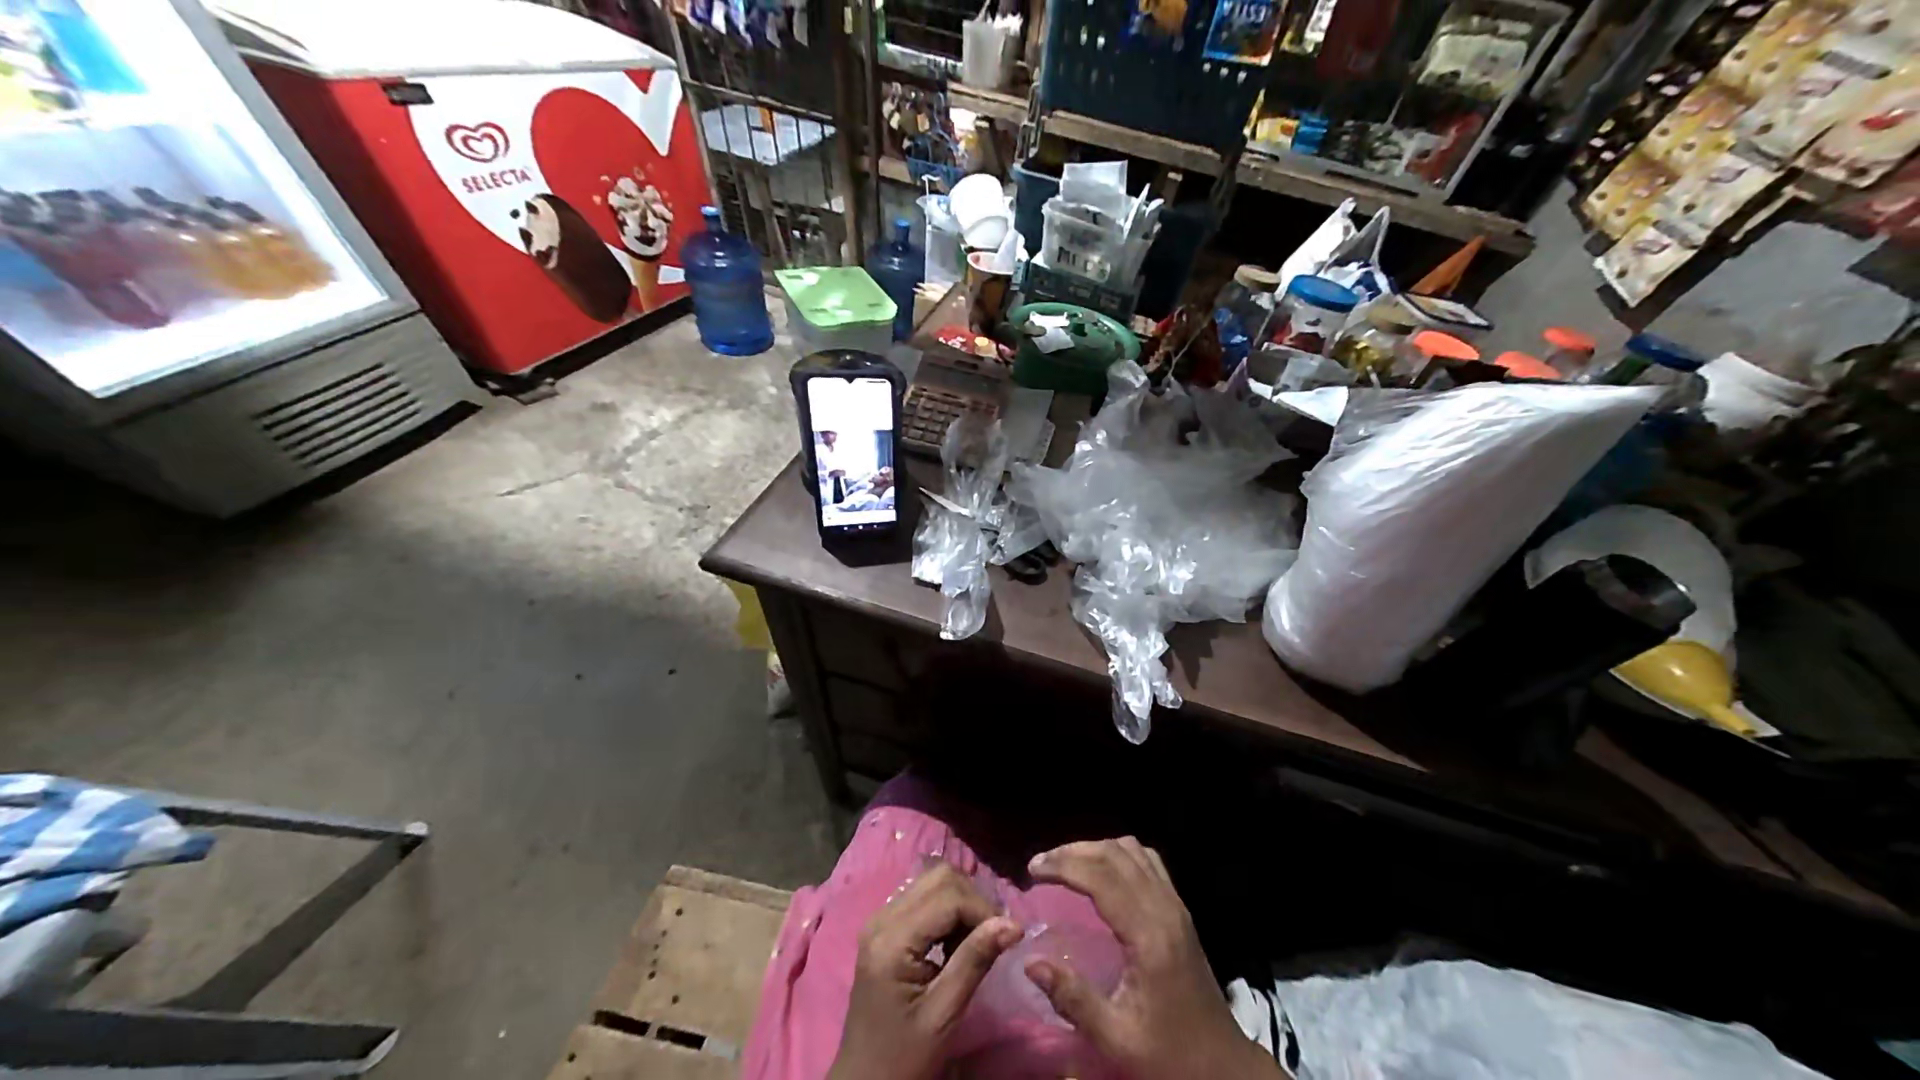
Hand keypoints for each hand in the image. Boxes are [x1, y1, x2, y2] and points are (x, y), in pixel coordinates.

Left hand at [827, 862, 1021, 1079]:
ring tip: (975, 942)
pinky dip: (947, 911)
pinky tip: (955, 943)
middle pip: (939, 877)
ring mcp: (880, 919)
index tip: (1010, 938)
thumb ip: (975, 961)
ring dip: (962, 903)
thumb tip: (1014, 924)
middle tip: (993, 938)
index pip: (948, 896)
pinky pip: (923, 898)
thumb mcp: (944, 1013)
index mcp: (891, 938)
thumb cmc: (904, 1057)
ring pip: (932, 881)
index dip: (984, 910)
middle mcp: (881, 917)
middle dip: (974, 900)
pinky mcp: (884, 928)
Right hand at [1027, 838, 1287, 1079]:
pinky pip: (1148, 862)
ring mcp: (1177, 906)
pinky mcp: (1180, 910)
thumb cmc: (1169, 1053)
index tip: (1032, 870)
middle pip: (1116, 853)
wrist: (1224, 1066)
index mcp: (1150, 935)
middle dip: (1073, 851)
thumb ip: (1073, 998)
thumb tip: (1030, 962)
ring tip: (1066, 866)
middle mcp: (1165, 908)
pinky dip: (1118, 856)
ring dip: (1095, 849)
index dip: (1064, 865)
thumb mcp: (1117, 1038)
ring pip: (1133, 850)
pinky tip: (1101, 874)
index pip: (1102, 877)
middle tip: (1040, 866)